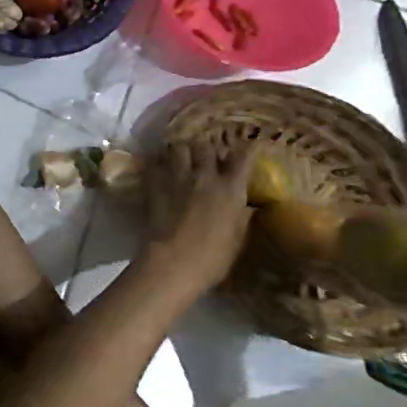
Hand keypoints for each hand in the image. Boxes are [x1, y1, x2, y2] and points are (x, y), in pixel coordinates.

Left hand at [147, 143, 254, 294]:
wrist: (174, 261)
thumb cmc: (212, 258)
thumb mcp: (237, 239)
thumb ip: (242, 217)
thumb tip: (247, 206)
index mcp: (230, 189)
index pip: (243, 157)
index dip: (249, 148)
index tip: (251, 145)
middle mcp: (205, 175)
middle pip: (206, 146)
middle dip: (207, 149)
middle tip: (206, 157)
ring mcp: (178, 176)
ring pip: (179, 147)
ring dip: (182, 151)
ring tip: (181, 158)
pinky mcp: (156, 182)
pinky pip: (156, 160)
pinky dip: (159, 161)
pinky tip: (160, 167)